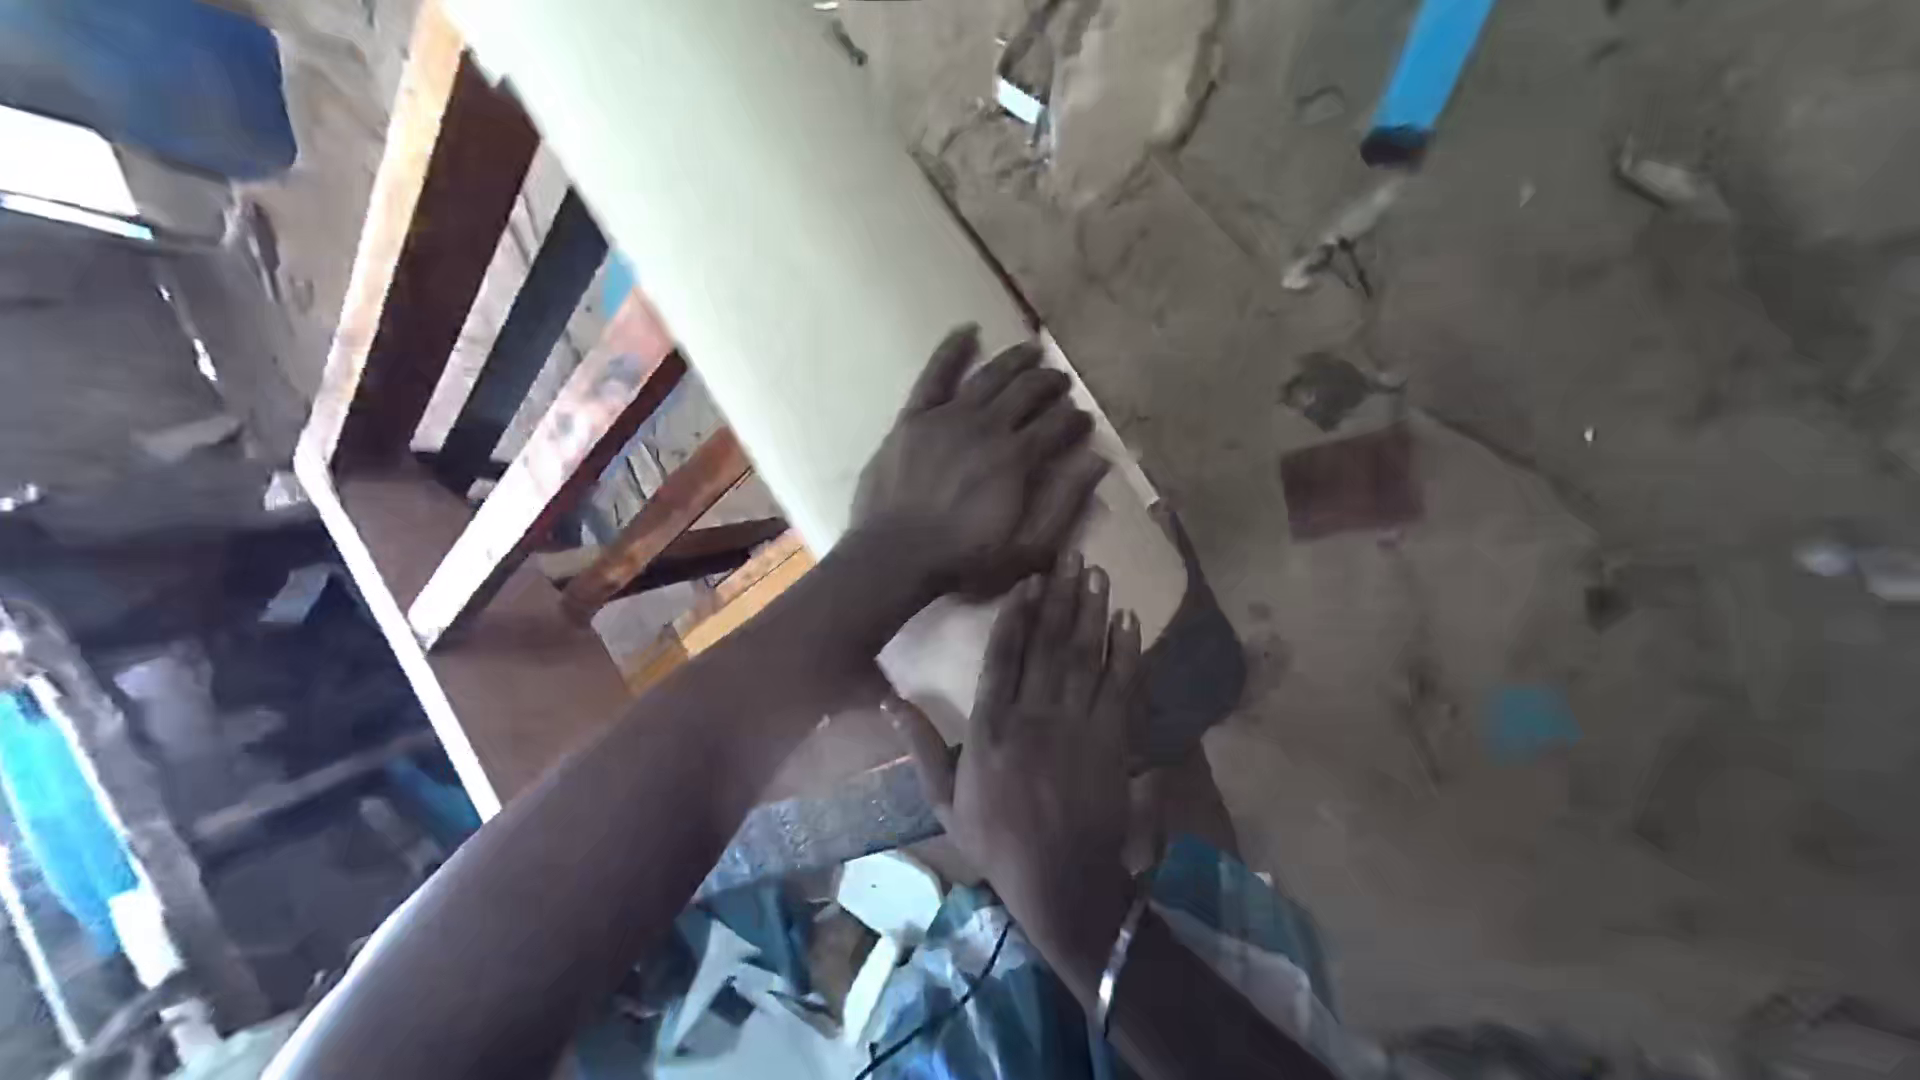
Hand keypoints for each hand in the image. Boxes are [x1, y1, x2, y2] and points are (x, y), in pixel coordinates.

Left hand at [852, 325, 1107, 598]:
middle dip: (1050, 384)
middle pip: (1027, 392)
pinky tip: (968, 330)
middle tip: (1061, 382)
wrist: (894, 556)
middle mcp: (987, 427)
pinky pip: (934, 375)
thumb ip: (1065, 503)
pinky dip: (952, 350)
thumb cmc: (963, 559)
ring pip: (989, 376)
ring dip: (1016, 361)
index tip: (1082, 419)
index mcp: (1016, 458)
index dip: (1074, 420)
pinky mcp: (914, 418)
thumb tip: (1098, 460)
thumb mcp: (1028, 548)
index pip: (1057, 426)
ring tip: (1033, 351)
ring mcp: (948, 417)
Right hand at [891, 554, 1142, 974]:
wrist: (1061, 882)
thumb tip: (886, 701)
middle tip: (1072, 557)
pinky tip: (1130, 621)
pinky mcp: (1113, 740)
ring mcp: (1078, 726)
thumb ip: (920, 745)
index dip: (1018, 613)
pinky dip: (1127, 651)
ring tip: (1098, 574)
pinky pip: (1122, 687)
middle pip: (1049, 644)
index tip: (1030, 580)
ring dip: (1093, 611)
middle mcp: (1035, 715)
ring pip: (1086, 656)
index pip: (1004, 656)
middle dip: (1061, 596)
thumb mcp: (943, 798)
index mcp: (991, 726)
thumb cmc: (995, 839)